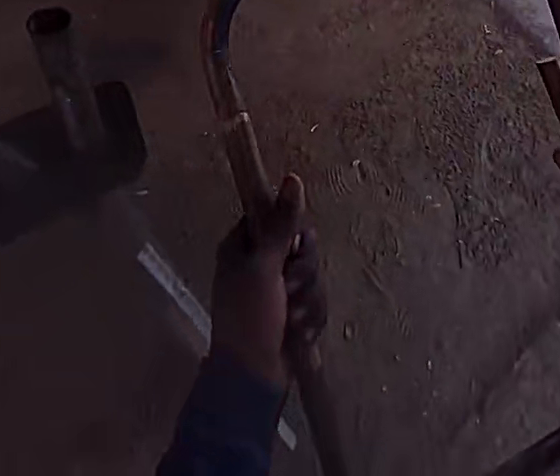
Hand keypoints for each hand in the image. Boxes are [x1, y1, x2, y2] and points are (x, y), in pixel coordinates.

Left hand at [209, 173, 326, 387]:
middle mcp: (259, 262)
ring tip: (292, 318)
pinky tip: (298, 333)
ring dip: (307, 299)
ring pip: (312, 276)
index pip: (278, 219)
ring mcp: (276, 289)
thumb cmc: (249, 317)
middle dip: (304, 272)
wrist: (252, 381)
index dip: (292, 232)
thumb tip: (293, 178)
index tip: (295, 247)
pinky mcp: (292, 312)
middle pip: (302, 247)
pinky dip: (310, 318)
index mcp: (243, 245)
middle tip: (290, 288)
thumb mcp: (265, 266)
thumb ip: (282, 224)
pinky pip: (315, 302)